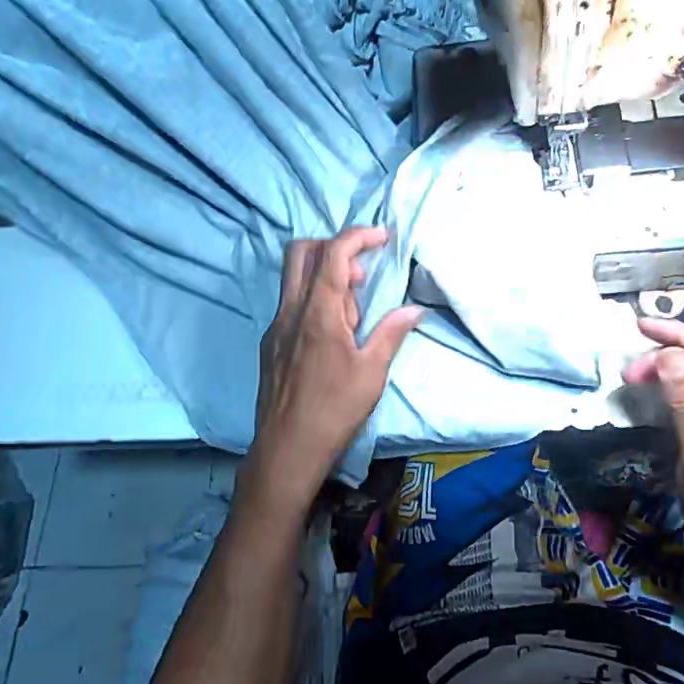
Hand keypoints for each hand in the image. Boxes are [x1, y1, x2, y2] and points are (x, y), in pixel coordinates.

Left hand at [248, 226, 423, 501]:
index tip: (381, 237)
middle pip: (301, 251)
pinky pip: (290, 303)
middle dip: (334, 246)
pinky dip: (313, 300)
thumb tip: (414, 309)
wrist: (287, 448)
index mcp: (319, 313)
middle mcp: (291, 311)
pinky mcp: (270, 343)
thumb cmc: (335, 410)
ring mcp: (275, 326)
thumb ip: (391, 333)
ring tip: (352, 313)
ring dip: (324, 275)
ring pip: (293, 277)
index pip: (333, 253)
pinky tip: (332, 334)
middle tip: (362, 273)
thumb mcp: (372, 372)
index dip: (358, 236)